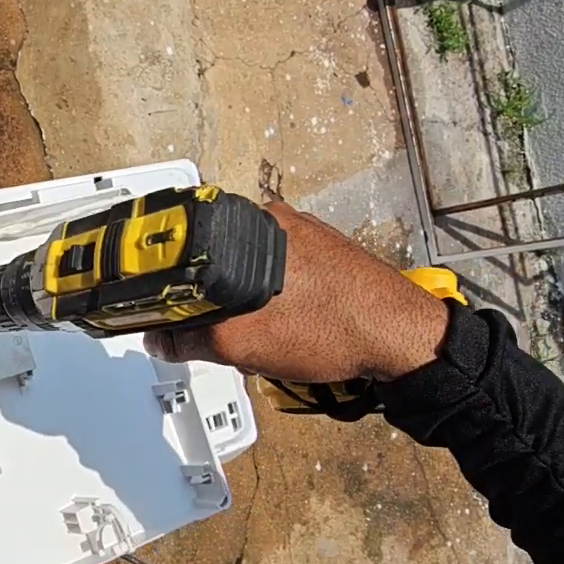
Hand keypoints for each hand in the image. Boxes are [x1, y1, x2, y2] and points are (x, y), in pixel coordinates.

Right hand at [146, 203, 448, 382]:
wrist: (404, 340)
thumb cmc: (338, 327)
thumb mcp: (243, 343)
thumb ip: (189, 340)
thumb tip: (159, 338)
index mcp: (254, 225)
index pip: (184, 242)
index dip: (166, 278)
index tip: (162, 303)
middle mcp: (278, 221)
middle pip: (213, 259)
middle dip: (208, 298)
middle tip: (218, 329)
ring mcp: (302, 236)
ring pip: (243, 270)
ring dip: (239, 302)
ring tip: (257, 332)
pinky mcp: (321, 254)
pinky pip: (274, 276)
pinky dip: (267, 301)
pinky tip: (282, 326)